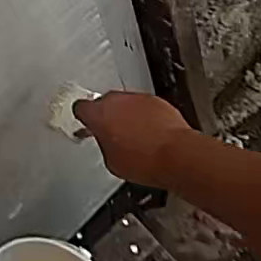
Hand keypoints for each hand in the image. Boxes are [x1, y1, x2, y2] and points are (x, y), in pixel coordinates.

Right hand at [71, 91, 196, 186]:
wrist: (180, 157)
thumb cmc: (146, 161)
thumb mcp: (112, 162)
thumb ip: (104, 145)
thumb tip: (109, 145)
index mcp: (96, 114)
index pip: (80, 108)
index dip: (84, 118)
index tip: (88, 125)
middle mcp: (114, 101)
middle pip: (104, 102)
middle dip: (108, 116)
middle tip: (115, 134)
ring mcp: (136, 99)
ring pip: (126, 103)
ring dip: (128, 115)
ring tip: (138, 136)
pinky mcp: (158, 102)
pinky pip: (146, 106)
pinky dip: (148, 116)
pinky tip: (154, 133)